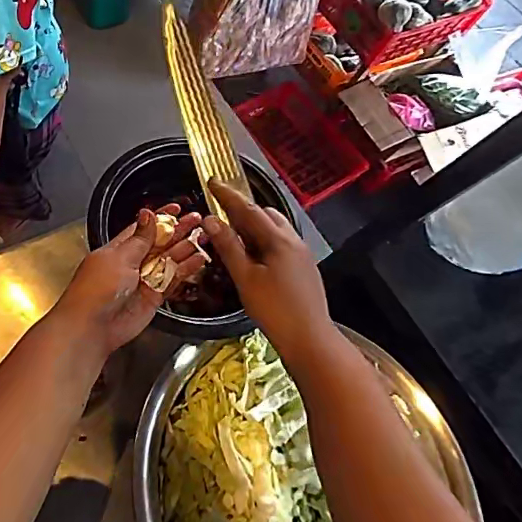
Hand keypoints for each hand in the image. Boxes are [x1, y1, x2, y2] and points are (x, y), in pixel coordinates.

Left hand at [46, 205, 206, 355]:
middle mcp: (132, 263)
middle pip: (160, 242)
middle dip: (178, 231)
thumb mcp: (119, 257)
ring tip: (202, 236)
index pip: (143, 227)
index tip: (176, 208)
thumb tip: (148, 215)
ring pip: (169, 260)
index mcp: (119, 248)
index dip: (160, 217)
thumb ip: (140, 238)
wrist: (92, 327)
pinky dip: (186, 270)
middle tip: (196, 220)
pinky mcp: (153, 297)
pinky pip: (173, 280)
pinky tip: (198, 260)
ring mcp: (143, 280)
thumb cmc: (94, 291)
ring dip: (185, 248)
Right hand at [202, 180, 334, 355]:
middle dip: (243, 211)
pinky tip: (254, 258)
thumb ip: (228, 247)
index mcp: (278, 240)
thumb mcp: (245, 278)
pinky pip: (281, 243)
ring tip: (235, 240)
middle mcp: (293, 241)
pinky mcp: (304, 267)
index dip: (228, 195)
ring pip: (275, 228)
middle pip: (265, 214)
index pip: (249, 209)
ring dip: (255, 227)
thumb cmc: (275, 310)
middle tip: (221, 217)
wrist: (310, 339)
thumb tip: (211, 221)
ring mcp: (301, 254)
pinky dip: (265, 241)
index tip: (213, 182)